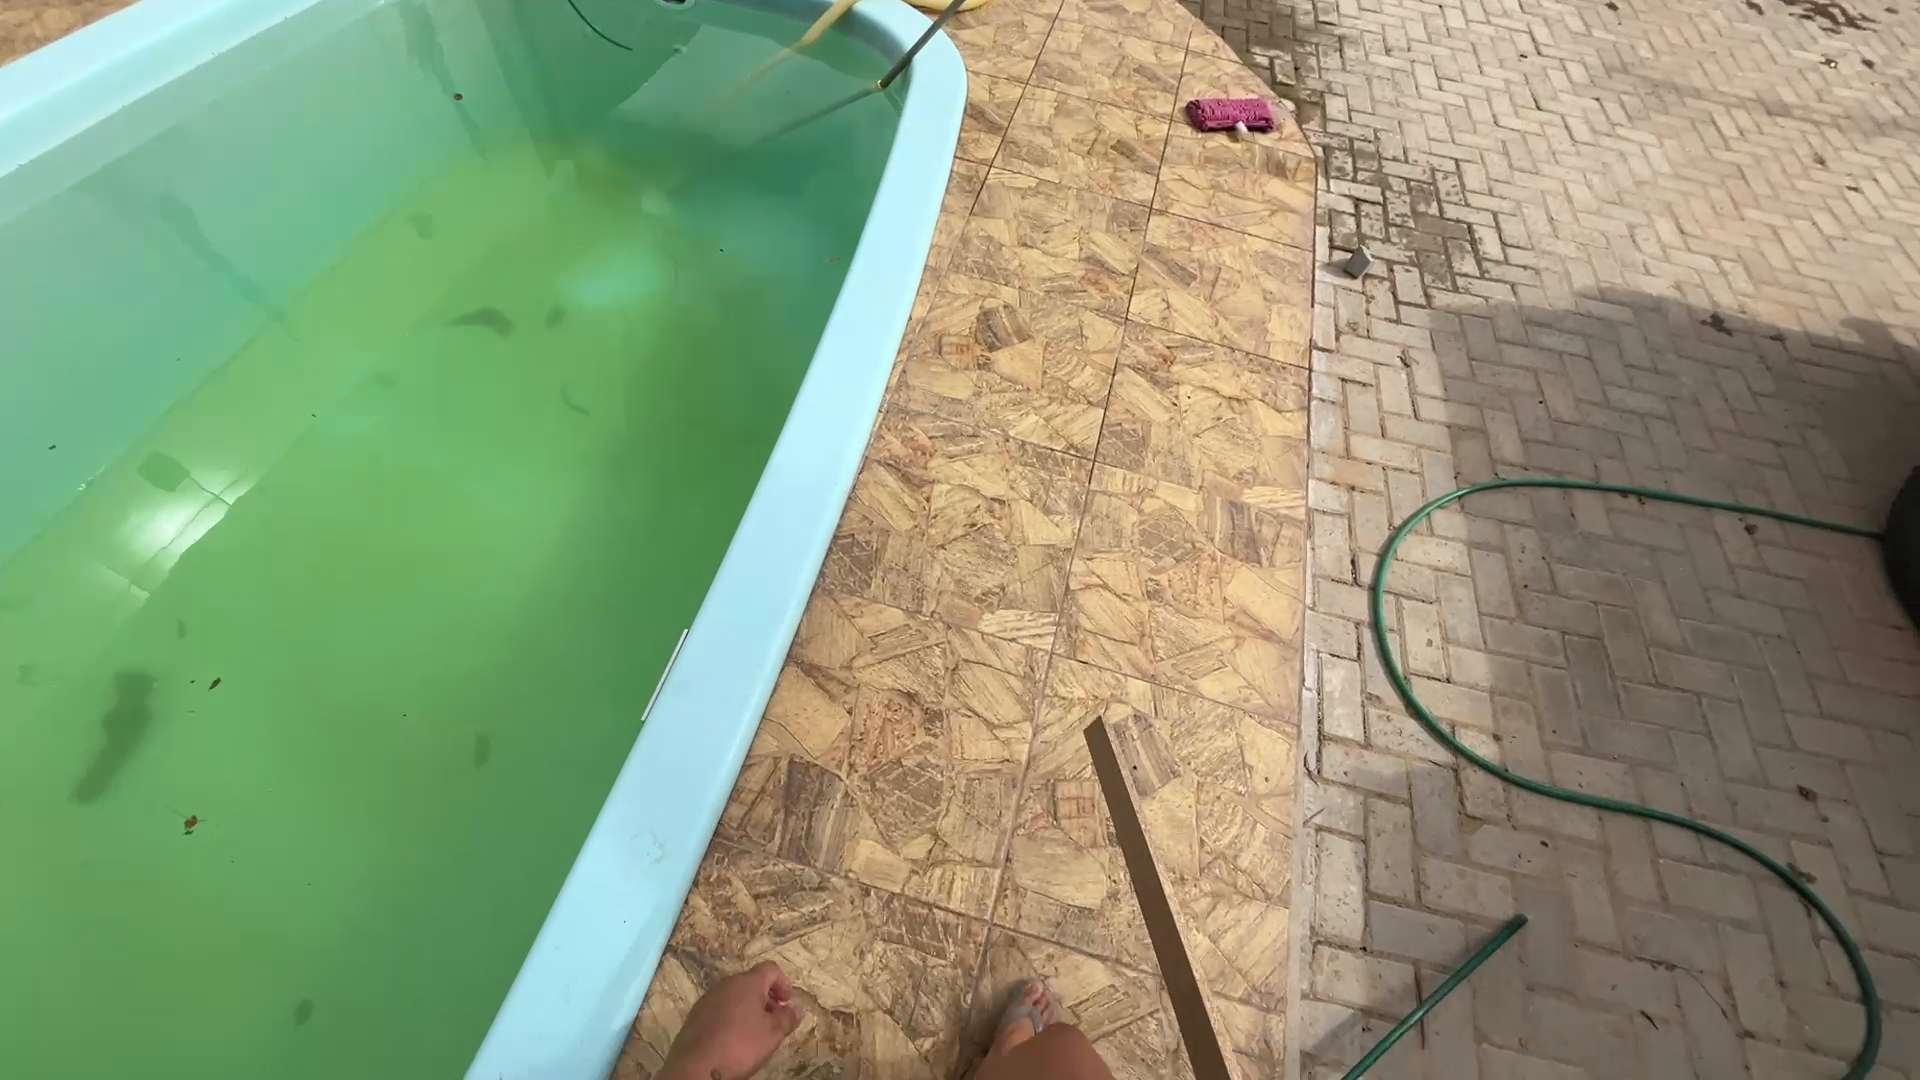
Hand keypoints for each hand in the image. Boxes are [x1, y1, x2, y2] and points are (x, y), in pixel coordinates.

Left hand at [659, 960, 801, 1079]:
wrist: (695, 1069)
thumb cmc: (740, 1045)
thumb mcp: (772, 1034)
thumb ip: (787, 1018)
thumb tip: (796, 1010)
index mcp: (748, 982)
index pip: (770, 969)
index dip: (783, 983)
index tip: (788, 1002)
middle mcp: (727, 984)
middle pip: (751, 982)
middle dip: (766, 998)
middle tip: (773, 1019)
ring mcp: (708, 999)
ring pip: (734, 996)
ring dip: (747, 1008)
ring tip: (753, 1031)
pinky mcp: (694, 1016)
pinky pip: (719, 1009)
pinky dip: (729, 1018)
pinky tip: (731, 1039)